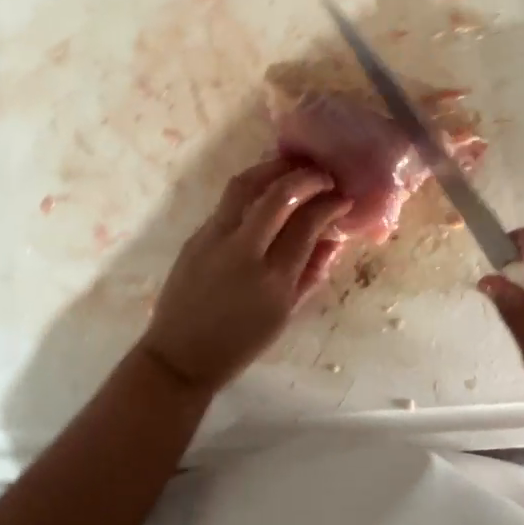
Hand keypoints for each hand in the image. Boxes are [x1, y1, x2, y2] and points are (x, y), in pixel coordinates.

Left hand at [139, 159, 351, 392]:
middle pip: (278, 195)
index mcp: (272, 279)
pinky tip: (268, 189)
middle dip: (307, 178)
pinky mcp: (196, 235)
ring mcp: (214, 239)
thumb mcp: (286, 314)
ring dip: (274, 169)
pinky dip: (253, 187)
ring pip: (245, 185)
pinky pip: (228, 201)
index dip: (330, 205)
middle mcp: (242, 251)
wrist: (180, 356)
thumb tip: (334, 238)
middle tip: (324, 176)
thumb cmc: (241, 343)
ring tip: (295, 168)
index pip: (307, 224)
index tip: (343, 199)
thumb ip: (313, 272)